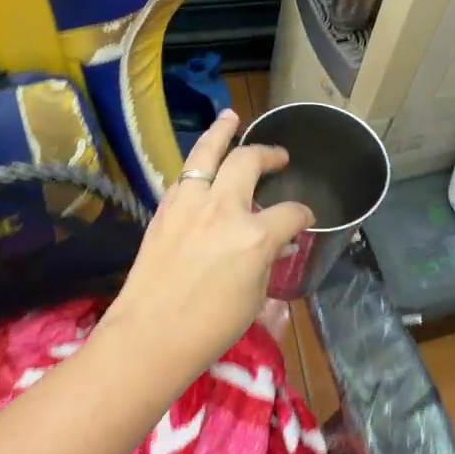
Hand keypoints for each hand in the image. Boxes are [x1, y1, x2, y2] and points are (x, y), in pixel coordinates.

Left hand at [98, 110, 313, 375]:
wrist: (149, 336)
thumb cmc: (209, 330)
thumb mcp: (254, 298)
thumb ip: (266, 262)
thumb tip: (275, 245)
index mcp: (253, 237)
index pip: (290, 213)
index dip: (303, 214)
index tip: (304, 218)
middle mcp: (222, 209)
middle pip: (247, 162)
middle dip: (268, 154)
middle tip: (278, 156)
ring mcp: (188, 205)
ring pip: (206, 153)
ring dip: (221, 132)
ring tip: (231, 117)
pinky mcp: (163, 210)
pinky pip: (184, 175)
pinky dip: (198, 161)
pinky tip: (202, 159)